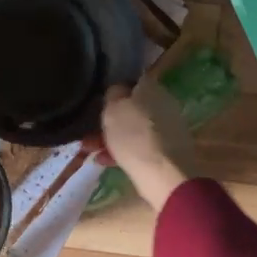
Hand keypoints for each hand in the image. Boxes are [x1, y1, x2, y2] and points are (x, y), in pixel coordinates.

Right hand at [97, 83, 196, 209]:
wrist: (164, 174)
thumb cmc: (134, 136)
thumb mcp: (113, 110)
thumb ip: (113, 95)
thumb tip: (116, 91)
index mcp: (152, 88)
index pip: (131, 82)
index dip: (113, 92)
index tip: (98, 103)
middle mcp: (163, 104)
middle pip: (131, 108)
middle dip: (109, 122)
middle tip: (89, 134)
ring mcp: (167, 128)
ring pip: (134, 129)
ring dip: (111, 139)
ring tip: (91, 151)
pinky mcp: (167, 151)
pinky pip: (140, 146)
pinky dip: (123, 152)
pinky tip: (106, 162)